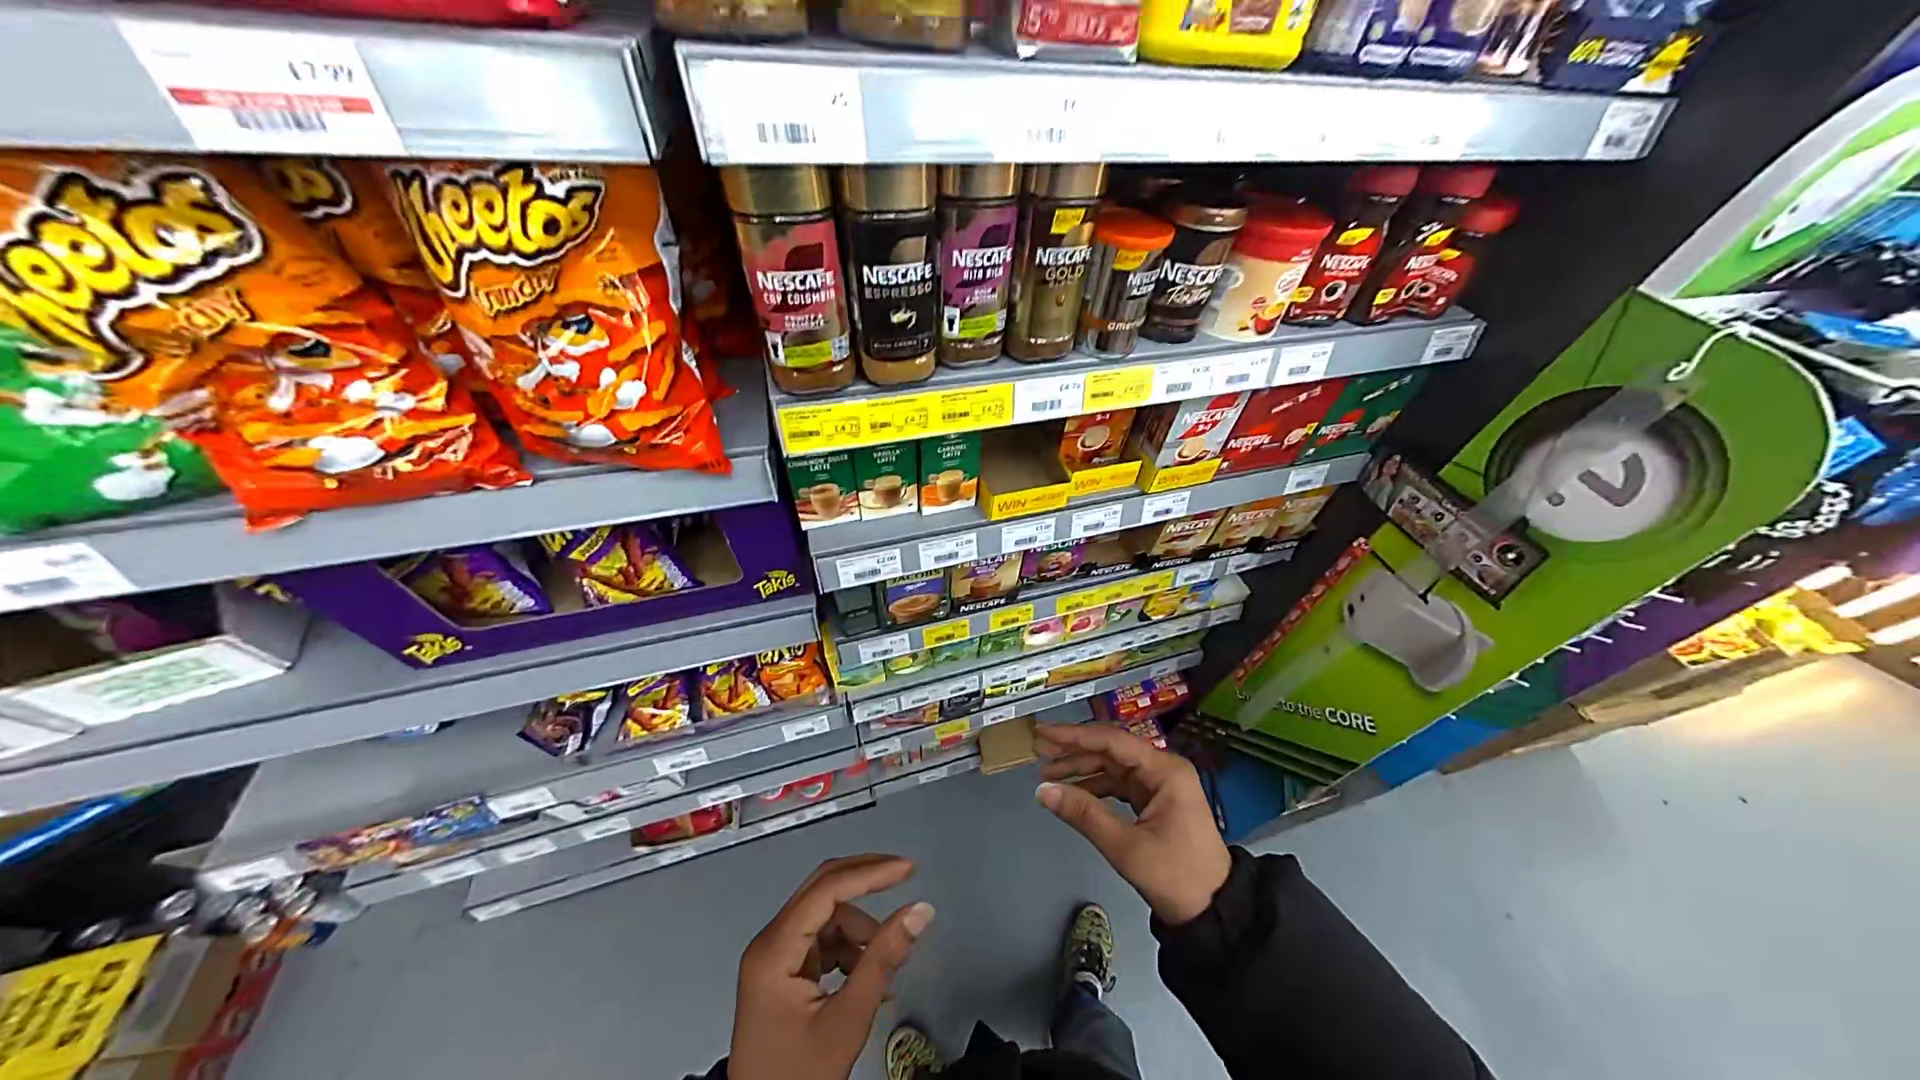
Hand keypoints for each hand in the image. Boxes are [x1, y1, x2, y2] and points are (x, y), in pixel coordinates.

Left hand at [730, 854, 934, 1079]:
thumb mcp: (848, 1019)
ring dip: (861, 929)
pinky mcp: (783, 970)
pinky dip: (850, 948)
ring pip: (827, 915)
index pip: (827, 890)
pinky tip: (869, 974)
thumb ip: (884, 959)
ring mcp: (774, 955)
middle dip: (866, 881)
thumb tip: (920, 910)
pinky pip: (823, 940)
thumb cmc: (801, 1075)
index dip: (870, 873)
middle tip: (906, 876)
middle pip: (822, 889)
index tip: (908, 870)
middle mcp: (770, 941)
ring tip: (887, 962)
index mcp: (775, 949)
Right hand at [1034, 723, 1231, 925]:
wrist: (1214, 913)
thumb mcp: (1125, 847)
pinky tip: (1071, 792)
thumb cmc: (1175, 876)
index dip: (1074, 736)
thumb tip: (1042, 790)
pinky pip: (1119, 784)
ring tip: (1047, 773)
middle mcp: (1164, 769)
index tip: (1043, 734)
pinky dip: (1094, 787)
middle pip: (1111, 750)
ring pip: (1113, 767)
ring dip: (1081, 769)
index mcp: (1165, 771)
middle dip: (1074, 751)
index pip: (1112, 741)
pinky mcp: (1155, 801)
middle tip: (1038, 751)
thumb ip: (1083, 814)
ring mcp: (1160, 785)